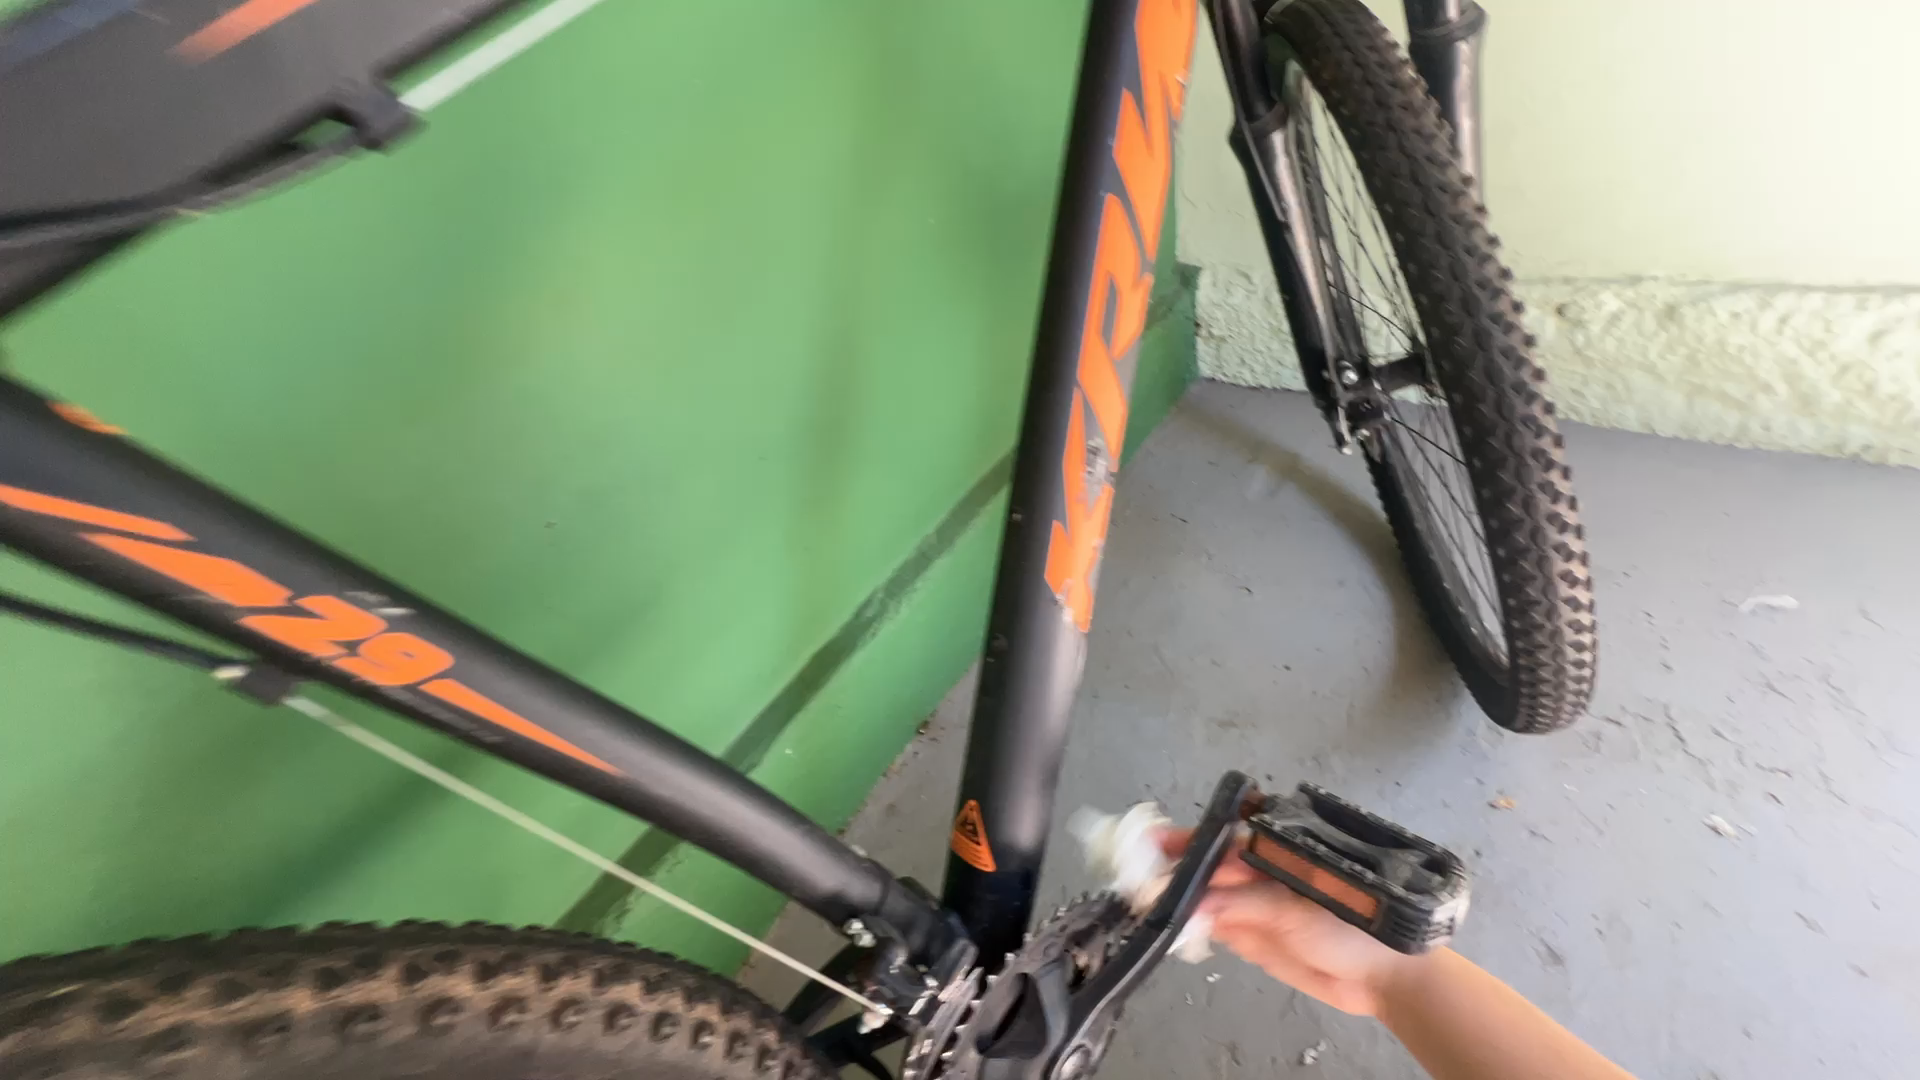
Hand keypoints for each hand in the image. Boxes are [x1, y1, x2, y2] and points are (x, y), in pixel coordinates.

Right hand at [1161, 828, 1419, 1016]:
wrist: (1386, 979)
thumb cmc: (1352, 925)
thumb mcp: (1291, 910)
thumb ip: (1238, 905)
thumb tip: (1188, 903)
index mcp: (1270, 848)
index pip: (1218, 837)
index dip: (1184, 839)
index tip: (1151, 841)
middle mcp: (1254, 870)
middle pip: (1203, 865)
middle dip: (1171, 869)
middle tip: (1135, 874)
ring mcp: (1248, 902)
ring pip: (1202, 894)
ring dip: (1174, 896)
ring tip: (1139, 896)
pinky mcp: (1246, 934)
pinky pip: (1209, 923)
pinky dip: (1188, 923)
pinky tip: (1166, 922)